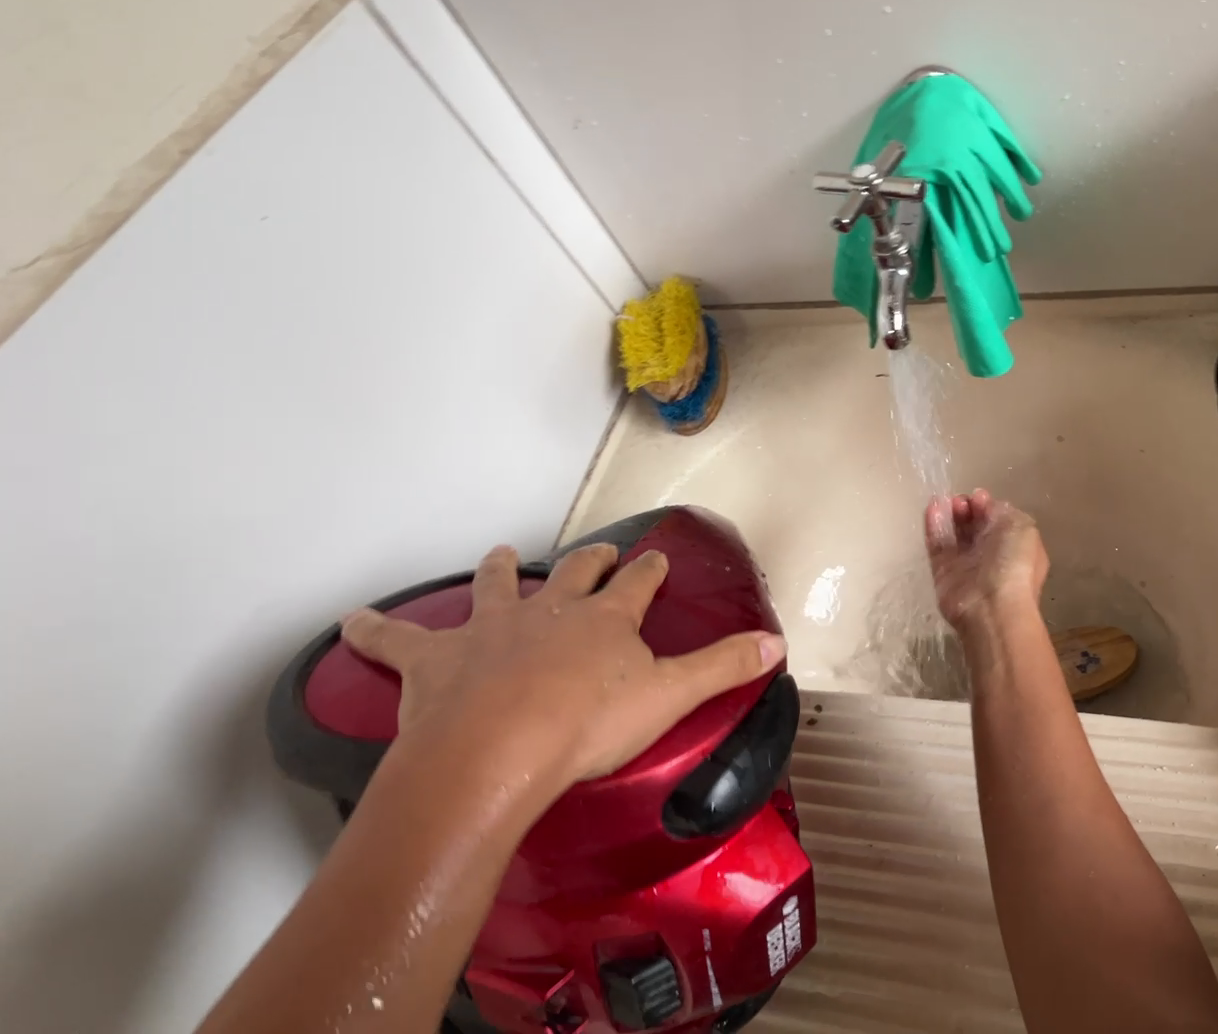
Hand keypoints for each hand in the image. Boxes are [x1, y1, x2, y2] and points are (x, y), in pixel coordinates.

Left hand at [339, 543, 785, 786]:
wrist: (496, 753)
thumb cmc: (588, 725)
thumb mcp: (671, 696)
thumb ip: (724, 668)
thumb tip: (778, 644)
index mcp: (605, 619)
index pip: (636, 584)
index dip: (648, 571)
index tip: (657, 559)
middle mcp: (549, 611)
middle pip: (574, 575)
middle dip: (589, 561)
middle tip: (596, 552)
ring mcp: (490, 630)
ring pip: (495, 588)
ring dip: (500, 571)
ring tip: (502, 555)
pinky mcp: (434, 661)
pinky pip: (397, 640)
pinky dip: (374, 630)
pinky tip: (350, 621)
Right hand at [924, 489, 1049, 629]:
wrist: (991, 607)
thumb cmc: (1014, 563)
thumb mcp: (1021, 526)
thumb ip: (1002, 511)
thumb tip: (984, 504)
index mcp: (1015, 545)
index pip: (998, 520)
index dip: (987, 505)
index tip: (978, 497)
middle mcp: (991, 555)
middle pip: (975, 525)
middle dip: (967, 508)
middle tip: (961, 502)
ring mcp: (965, 564)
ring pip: (954, 533)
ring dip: (950, 514)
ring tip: (946, 501)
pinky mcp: (942, 572)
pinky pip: (937, 544)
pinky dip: (934, 524)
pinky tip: (933, 507)